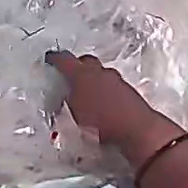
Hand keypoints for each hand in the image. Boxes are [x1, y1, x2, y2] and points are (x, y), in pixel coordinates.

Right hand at [46, 51, 183, 166]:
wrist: (136, 128)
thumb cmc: (101, 120)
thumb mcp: (75, 111)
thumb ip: (70, 97)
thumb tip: (69, 93)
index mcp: (83, 73)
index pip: (65, 59)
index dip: (56, 59)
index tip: (51, 58)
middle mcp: (100, 72)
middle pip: (86, 62)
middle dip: (77, 65)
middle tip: (69, 75)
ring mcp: (116, 80)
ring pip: (100, 73)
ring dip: (93, 78)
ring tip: (85, 92)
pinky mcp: (127, 91)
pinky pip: (111, 84)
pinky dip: (104, 89)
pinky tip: (101, 102)